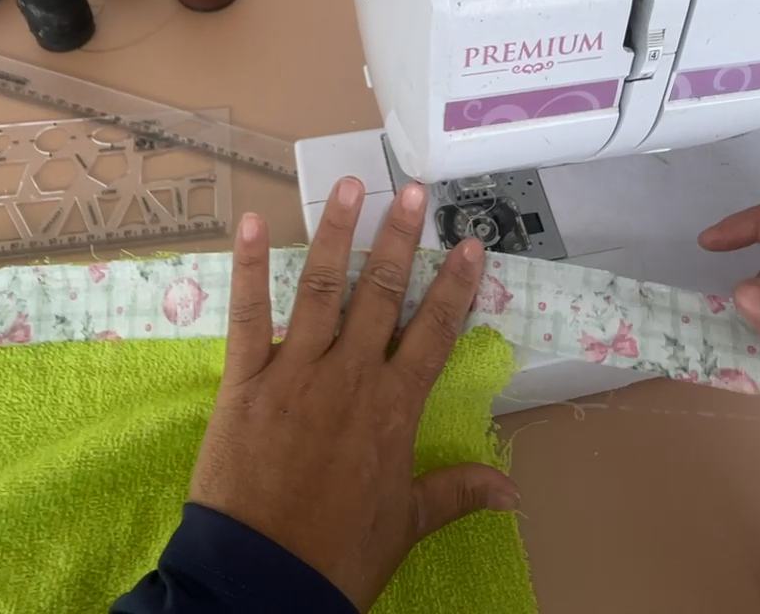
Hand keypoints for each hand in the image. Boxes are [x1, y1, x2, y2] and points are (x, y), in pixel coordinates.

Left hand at [188, 177, 517, 609]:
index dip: (456, 285)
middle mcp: (350, 373)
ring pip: (322, 287)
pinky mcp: (245, 377)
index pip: (434, 330)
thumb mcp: (406, 522)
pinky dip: (249, 266)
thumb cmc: (338, 552)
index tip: (470, 244)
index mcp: (393, 405)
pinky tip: (251, 222)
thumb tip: (514, 490)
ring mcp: (296, 369)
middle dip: (401, 238)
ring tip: (350, 185)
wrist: (257, 584)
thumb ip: (458, 491)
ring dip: (337, 232)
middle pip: (382, 292)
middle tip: (414, 191)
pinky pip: (248, 314)